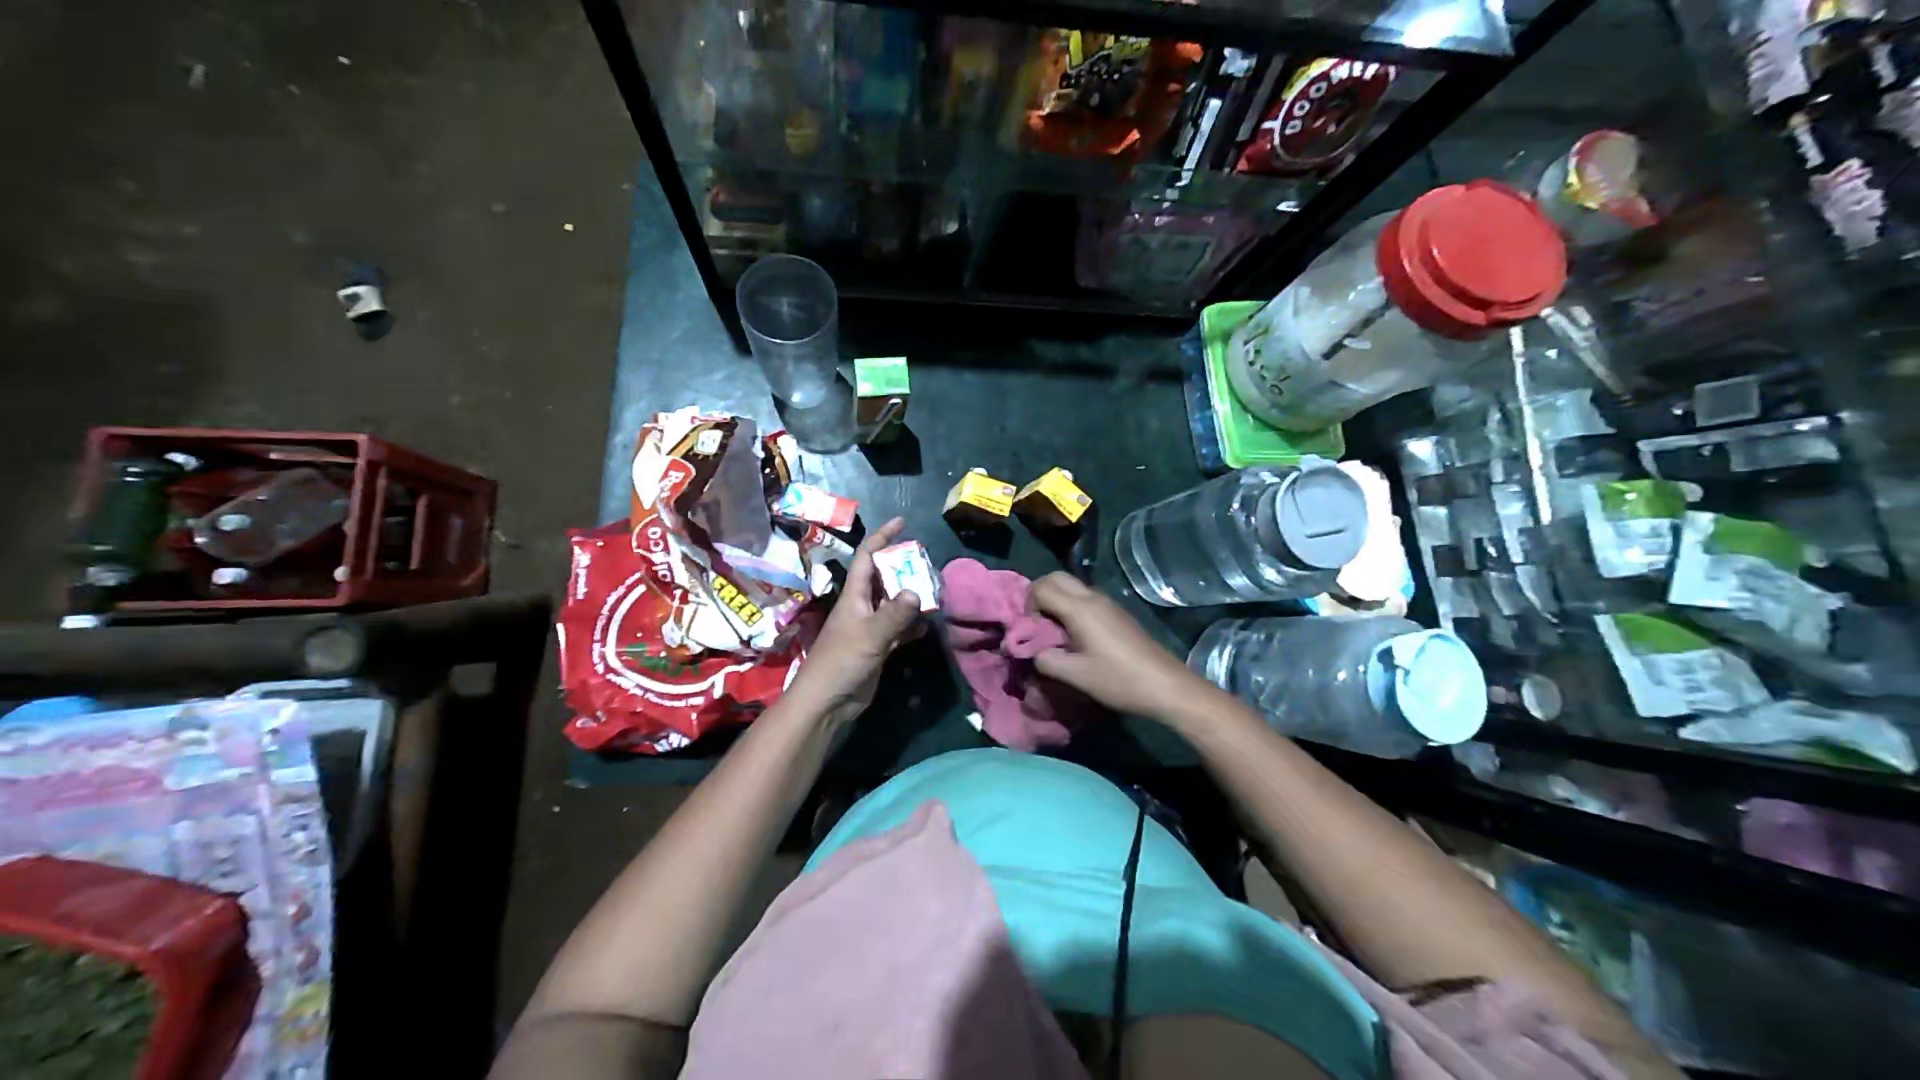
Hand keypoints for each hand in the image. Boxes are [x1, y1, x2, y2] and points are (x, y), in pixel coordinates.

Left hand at [786, 517, 924, 729]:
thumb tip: (918, 592)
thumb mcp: (870, 634)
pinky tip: (928, 626)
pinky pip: (899, 628)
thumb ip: (894, 614)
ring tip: (936, 591)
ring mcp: (870, 627)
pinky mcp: (878, 647)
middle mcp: (862, 606)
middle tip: (929, 564)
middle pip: (885, 578)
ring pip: (894, 603)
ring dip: (912, 597)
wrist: (827, 702)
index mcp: (854, 595)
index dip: (883, 536)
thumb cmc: (842, 661)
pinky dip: (912, 625)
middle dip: (905, 568)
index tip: (903, 522)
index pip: (868, 556)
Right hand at [1027, 573, 1206, 720]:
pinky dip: (1070, 608)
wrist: (1165, 685)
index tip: (1032, 632)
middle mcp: (1093, 597)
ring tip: (1055, 634)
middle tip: (1038, 625)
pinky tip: (1075, 637)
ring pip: (1070, 586)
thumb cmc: (1119, 680)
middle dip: (1039, 596)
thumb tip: (1030, 650)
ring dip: (1055, 602)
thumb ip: (1045, 659)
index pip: (1041, 587)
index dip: (1029, 606)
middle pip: (1055, 578)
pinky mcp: (1116, 612)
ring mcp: (1107, 603)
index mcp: (1080, 608)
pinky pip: (1084, 598)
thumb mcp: (1075, 676)